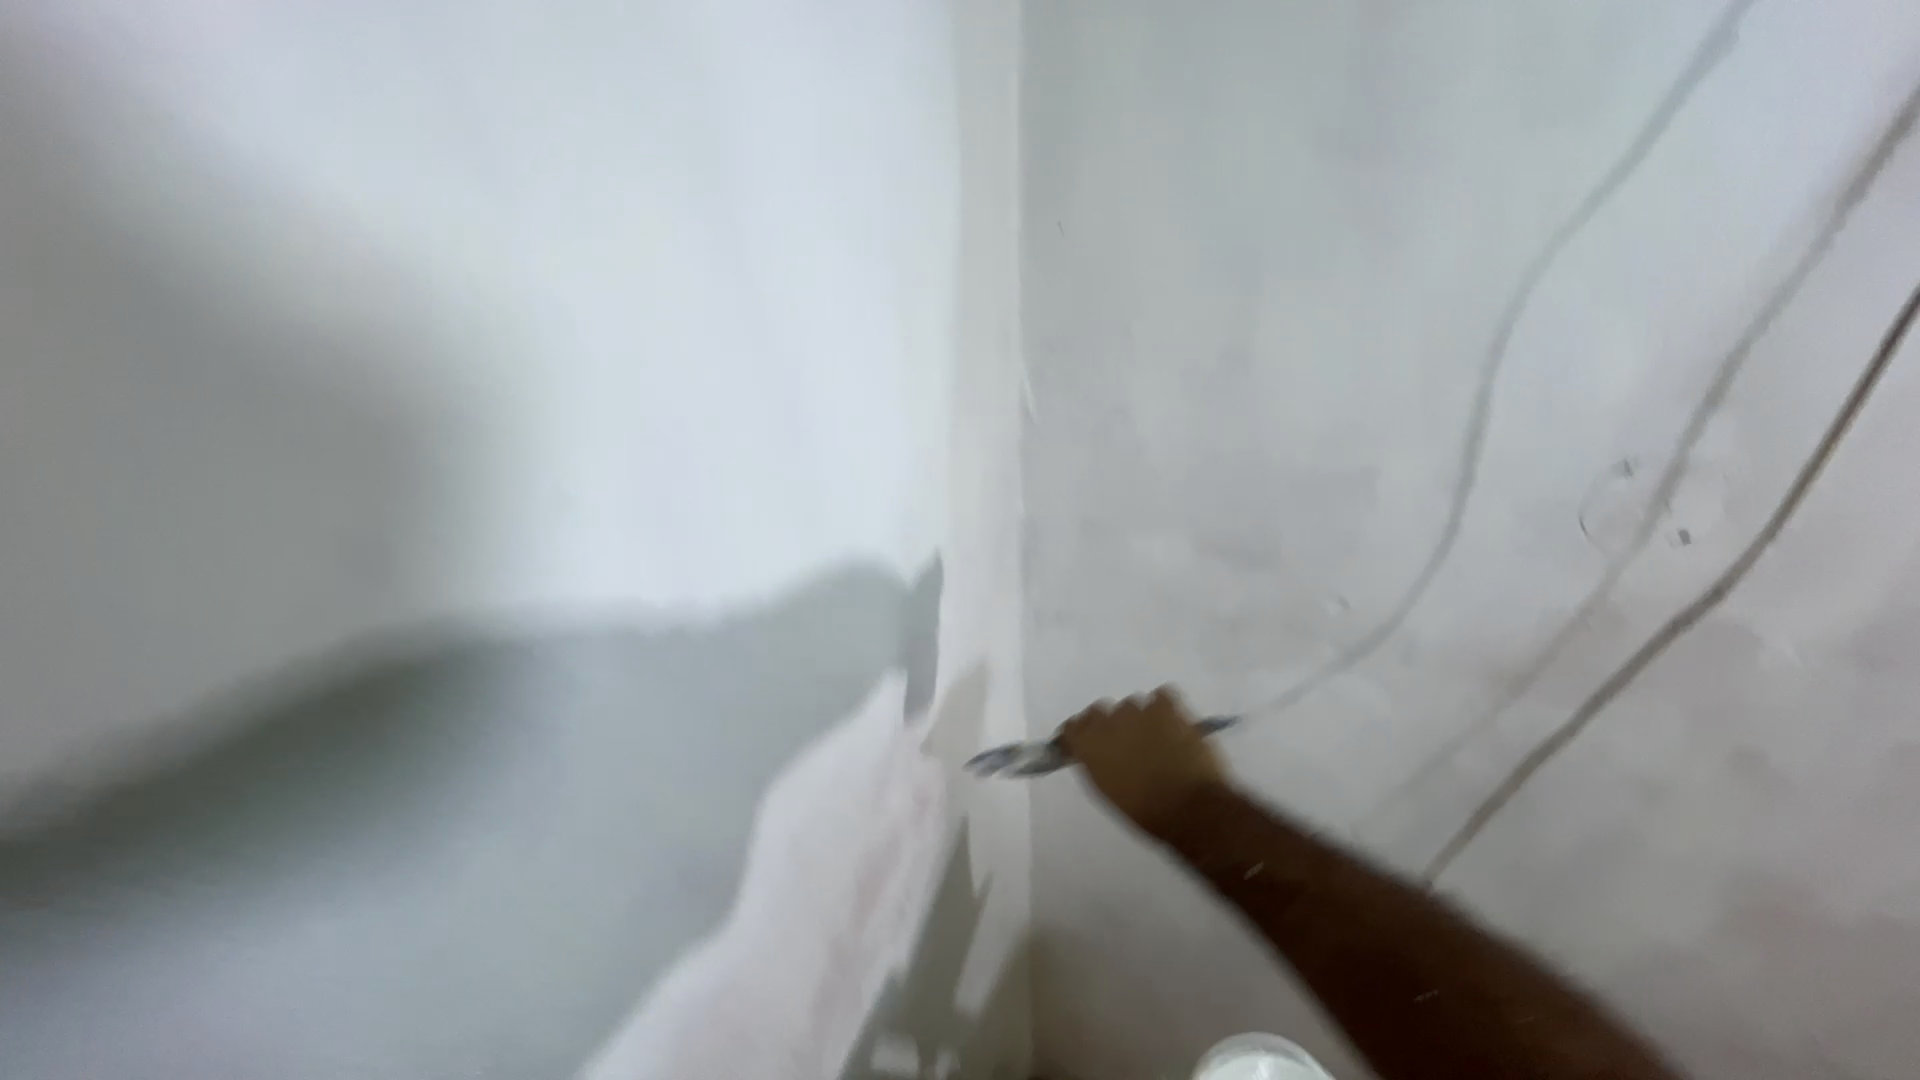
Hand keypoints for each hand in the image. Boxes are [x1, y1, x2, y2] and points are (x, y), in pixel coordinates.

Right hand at [1056, 685, 1228, 835]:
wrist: (1190, 808)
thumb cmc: (1145, 810)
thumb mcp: (1106, 791)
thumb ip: (1093, 763)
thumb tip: (1089, 752)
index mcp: (1088, 746)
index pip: (1072, 727)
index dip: (1079, 734)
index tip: (1084, 743)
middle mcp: (1108, 722)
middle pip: (1099, 711)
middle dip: (1109, 725)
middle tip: (1124, 744)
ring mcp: (1138, 711)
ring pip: (1131, 705)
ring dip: (1138, 719)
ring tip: (1154, 738)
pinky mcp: (1168, 706)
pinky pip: (1161, 696)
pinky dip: (1164, 707)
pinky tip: (1171, 723)